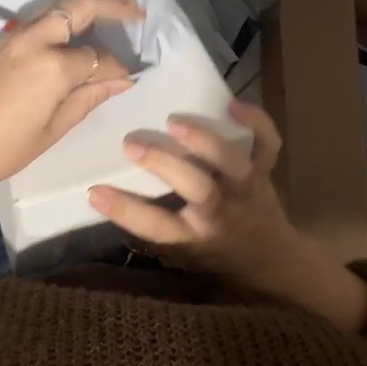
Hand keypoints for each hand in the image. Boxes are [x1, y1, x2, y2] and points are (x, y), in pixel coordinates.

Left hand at [0, 0, 141, 221]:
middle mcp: (34, 40)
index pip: (98, 57)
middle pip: (80, 6)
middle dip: (112, 5)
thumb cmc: (3, 151)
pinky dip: (61, 22)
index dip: (118, 68)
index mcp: (52, 66)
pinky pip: (38, 21)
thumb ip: (88, 98)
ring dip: (84, 9)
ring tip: (108, 22)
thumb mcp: (53, 130)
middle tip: (136, 13)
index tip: (129, 78)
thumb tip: (121, 80)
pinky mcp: (0, 41)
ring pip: (57, 9)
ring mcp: (14, 37)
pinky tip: (72, 39)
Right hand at [87, 100, 366, 330]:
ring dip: (204, 141)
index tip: (95, 190)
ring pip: (232, 164)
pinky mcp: (264, 171)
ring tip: (174, 122)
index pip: (156, 227)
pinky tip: (232, 105)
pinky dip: (257, 123)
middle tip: (130, 143)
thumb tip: (105, 186)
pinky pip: (267, 145)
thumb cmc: (215, 251)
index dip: (125, 210)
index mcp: (193, 235)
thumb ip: (154, 219)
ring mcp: (245, 189)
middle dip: (164, 164)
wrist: (272, 260)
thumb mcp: (181, 249)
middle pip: (197, 189)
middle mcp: (220, 211)